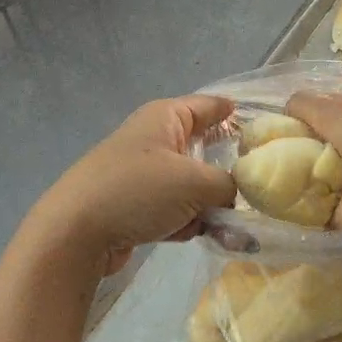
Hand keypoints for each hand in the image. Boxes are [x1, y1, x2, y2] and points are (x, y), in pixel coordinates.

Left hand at [27, 95, 238, 276]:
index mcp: (166, 117)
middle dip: (227, 173)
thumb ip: (229, 186)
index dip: (236, 114)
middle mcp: (154, 139)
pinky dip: (185, 221)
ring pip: (191, 186)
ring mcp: (143, 174)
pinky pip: (174, 209)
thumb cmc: (138, 191)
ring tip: (227, 228)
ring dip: (208, 206)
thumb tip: (235, 196)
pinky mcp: (134, 206)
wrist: (75, 234)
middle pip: (204, 150)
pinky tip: (192, 236)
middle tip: (256, 189)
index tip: (266, 129)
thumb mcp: (195, 182)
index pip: (210, 106)